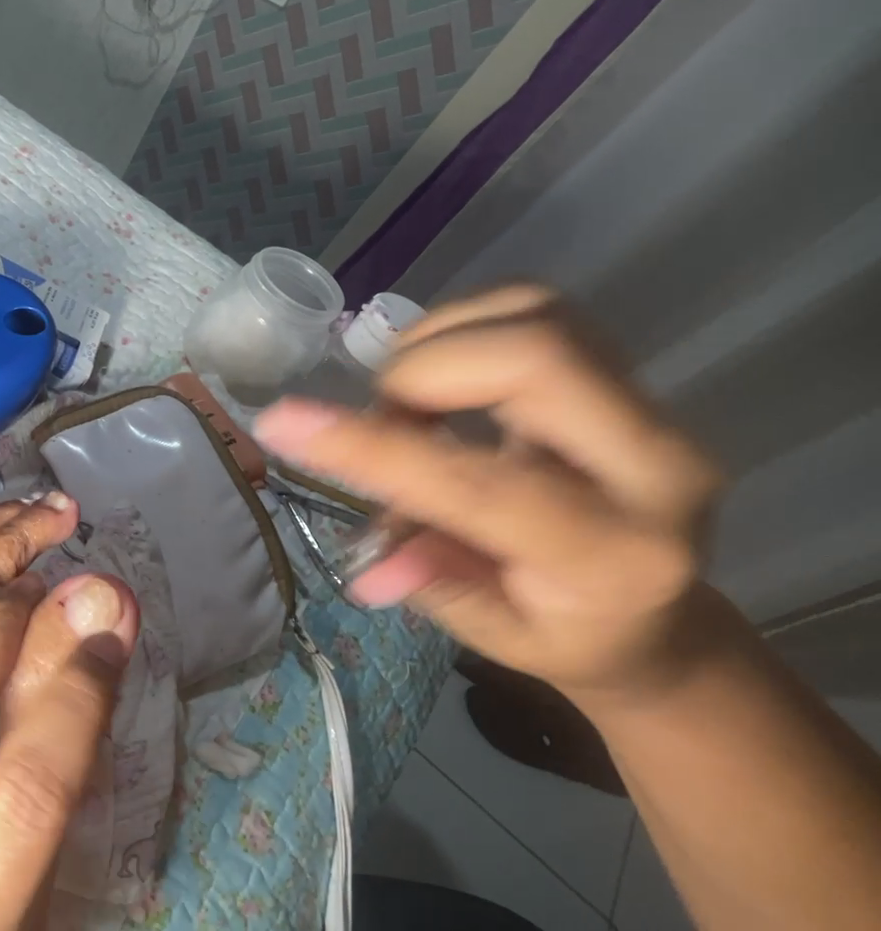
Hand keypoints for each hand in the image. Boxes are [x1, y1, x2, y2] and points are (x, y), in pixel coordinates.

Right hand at [255, 286, 722, 699]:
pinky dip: (458, 328)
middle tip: (384, 418)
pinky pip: (529, 306)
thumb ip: (430, 583)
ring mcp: (648, 403)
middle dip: (418, 373)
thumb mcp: (492, 632)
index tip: (281, 422)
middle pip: (533, 354)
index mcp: (612, 552)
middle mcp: (652, 463)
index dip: (373, 448)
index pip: (479, 483)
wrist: (657, 608)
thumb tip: (366, 566)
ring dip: (434, 347)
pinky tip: (439, 380)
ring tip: (410, 404)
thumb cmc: (562, 627)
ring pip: (529, 315)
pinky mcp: (624, 369)